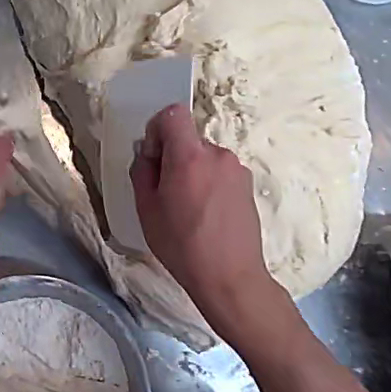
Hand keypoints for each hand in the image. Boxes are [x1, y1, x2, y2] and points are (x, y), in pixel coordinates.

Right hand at [130, 104, 284, 340]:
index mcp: (189, 156)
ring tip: (187, 209)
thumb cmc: (182, 245)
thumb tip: (148, 155)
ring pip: (203, 157)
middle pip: (187, 139)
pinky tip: (206, 215)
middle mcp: (217, 154)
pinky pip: (219, 172)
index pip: (172, 114)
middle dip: (172, 157)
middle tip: (165, 193)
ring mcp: (236, 169)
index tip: (153, 159)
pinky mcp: (247, 184)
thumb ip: (142, 172)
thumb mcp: (146, 210)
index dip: (157, 130)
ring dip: (192, 172)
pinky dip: (208, 184)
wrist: (230, 277)